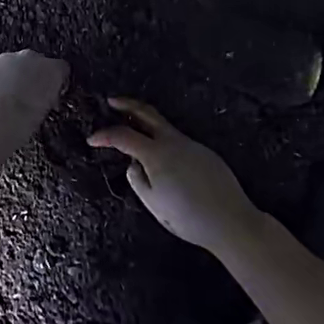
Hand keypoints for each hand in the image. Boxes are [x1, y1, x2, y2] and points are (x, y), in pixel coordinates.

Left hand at [0, 50, 68, 129]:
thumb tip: (42, 103)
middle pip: (37, 63)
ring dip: (13, 78)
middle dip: (34, 78)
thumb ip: (47, 100)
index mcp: (52, 70)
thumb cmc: (18, 123)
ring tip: (8, 102)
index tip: (51, 95)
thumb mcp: (43, 114)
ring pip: (15, 65)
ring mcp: (8, 59)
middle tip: (29, 100)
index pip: (62, 69)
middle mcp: (31, 59)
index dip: (56, 83)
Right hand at [88, 98, 264, 251]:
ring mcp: (191, 144)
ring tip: (131, 126)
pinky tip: (160, 156)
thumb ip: (137, 180)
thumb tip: (134, 164)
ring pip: (163, 125)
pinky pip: (176, 139)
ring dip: (144, 120)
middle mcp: (173, 142)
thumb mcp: (154, 203)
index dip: (104, 135)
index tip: (91, 139)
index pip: (123, 136)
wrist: (231, 221)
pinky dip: (161, 138)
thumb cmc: (188, 217)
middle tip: (112, 102)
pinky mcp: (203, 152)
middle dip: (127, 104)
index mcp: (157, 154)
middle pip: (147, 113)